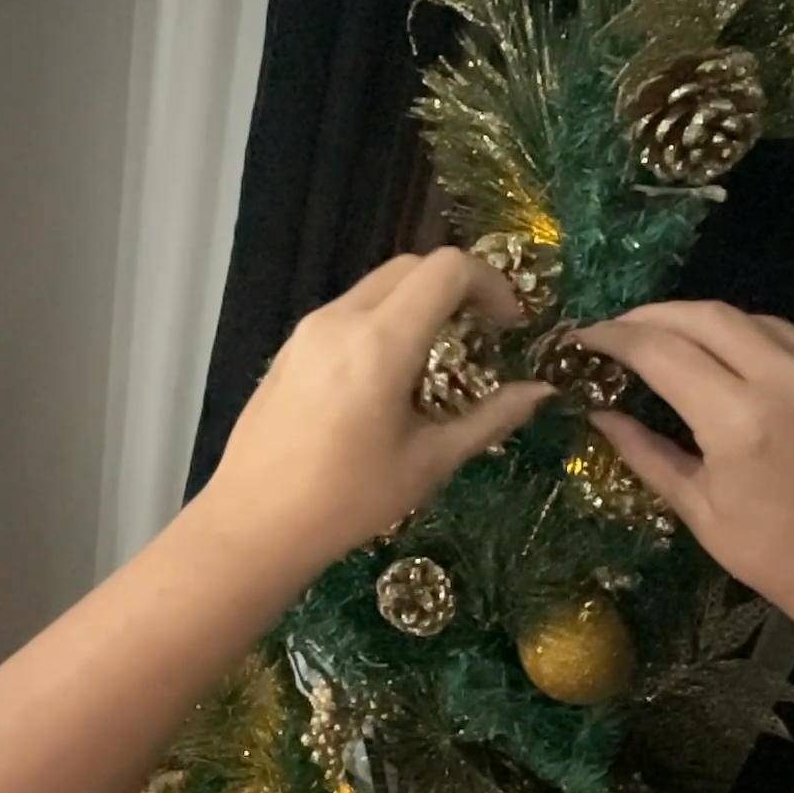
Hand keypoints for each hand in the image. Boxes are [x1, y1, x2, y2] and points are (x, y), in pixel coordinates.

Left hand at [198, 249, 551, 572]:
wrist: (253, 524)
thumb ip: (489, 419)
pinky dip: (379, 323)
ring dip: (415, 305)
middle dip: (455, 289)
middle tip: (478, 338)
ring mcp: (306, 332)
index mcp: (379, 342)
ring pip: (375, 288)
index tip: (507, 328)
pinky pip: (345, 314)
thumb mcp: (427, 463)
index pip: (446, 269)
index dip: (490, 284)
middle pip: (410, 267)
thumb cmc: (347, 501)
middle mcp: (339, 320)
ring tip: (433, 362)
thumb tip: (540, 392)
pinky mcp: (287, 350)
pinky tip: (383, 378)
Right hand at [577, 301, 793, 646]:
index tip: (586, 336)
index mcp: (742, 422)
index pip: (662, 352)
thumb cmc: (784, 563)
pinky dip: (773, 357)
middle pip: (711, 316)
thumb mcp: (700, 512)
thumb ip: (646, 453)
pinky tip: (760, 383)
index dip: (615, 337)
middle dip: (656, 314)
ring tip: (685, 346)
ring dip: (715, 328)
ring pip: (767, 324)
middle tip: (624, 327)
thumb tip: (599, 414)